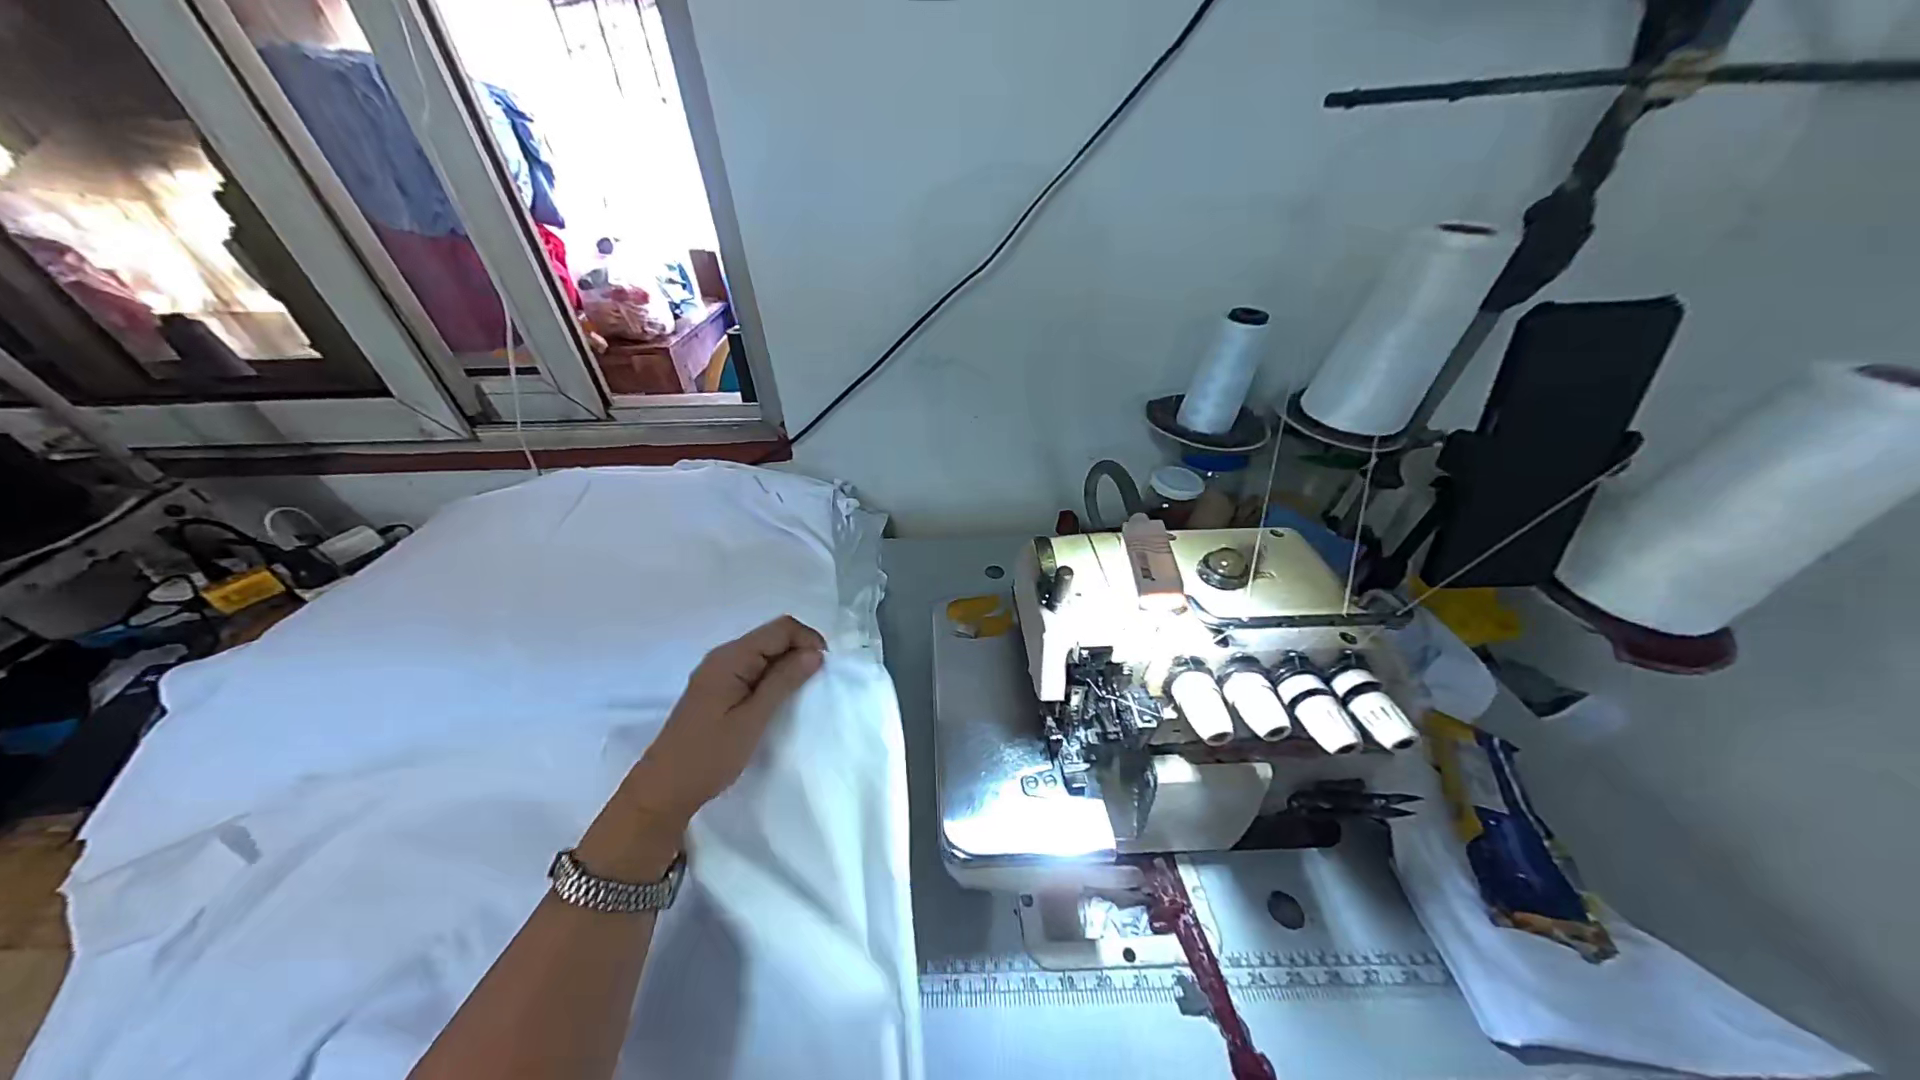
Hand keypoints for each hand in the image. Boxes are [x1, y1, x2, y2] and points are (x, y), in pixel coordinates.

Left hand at [621, 615, 827, 826]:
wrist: (664, 790)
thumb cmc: (709, 755)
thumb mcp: (753, 719)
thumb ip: (783, 682)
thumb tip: (815, 653)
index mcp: (730, 658)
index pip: (780, 628)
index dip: (808, 640)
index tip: (824, 669)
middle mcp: (723, 657)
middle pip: (772, 637)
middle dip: (800, 652)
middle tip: (816, 684)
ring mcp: (718, 673)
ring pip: (764, 653)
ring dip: (788, 666)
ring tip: (801, 694)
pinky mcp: (718, 689)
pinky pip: (753, 669)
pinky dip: (773, 678)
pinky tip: (779, 700)